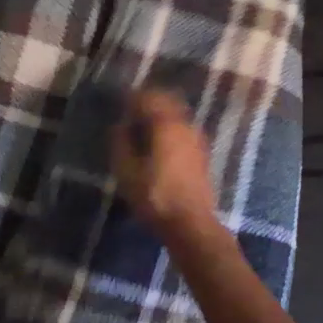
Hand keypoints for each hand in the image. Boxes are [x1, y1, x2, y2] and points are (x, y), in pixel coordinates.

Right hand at [111, 89, 218, 234]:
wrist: (191, 224)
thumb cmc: (155, 197)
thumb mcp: (127, 172)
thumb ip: (121, 144)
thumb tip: (119, 126)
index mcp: (165, 124)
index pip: (148, 98)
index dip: (132, 97)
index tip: (120, 102)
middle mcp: (185, 124)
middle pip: (167, 101)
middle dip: (149, 101)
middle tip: (132, 110)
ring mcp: (197, 138)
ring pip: (177, 114)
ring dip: (161, 114)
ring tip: (144, 125)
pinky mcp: (203, 152)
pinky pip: (184, 128)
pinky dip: (171, 127)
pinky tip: (161, 142)